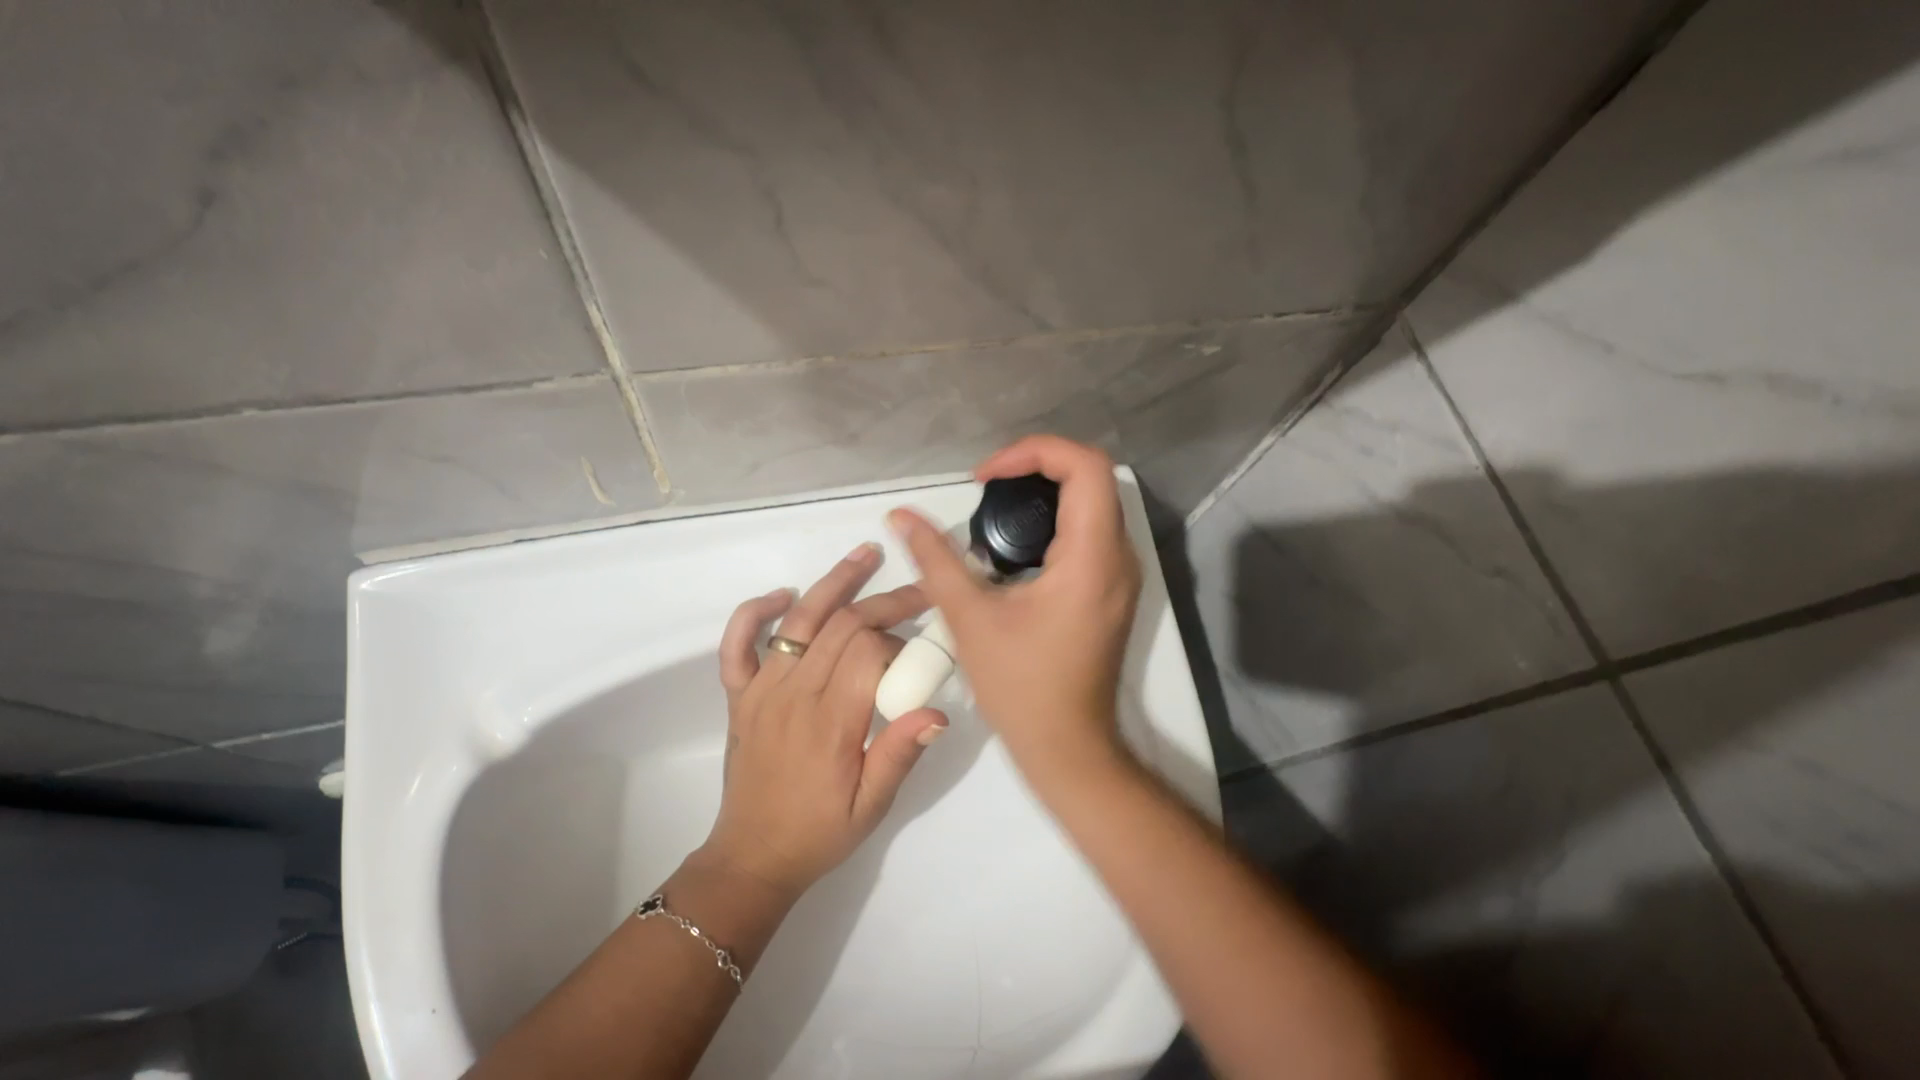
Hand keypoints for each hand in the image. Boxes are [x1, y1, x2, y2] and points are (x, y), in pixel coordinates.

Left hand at [700, 543, 949, 898]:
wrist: (753, 857)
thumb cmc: (820, 833)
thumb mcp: (872, 806)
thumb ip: (899, 755)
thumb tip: (938, 711)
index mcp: (830, 722)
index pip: (866, 652)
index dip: (899, 640)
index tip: (922, 650)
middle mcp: (793, 696)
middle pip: (840, 625)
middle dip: (884, 600)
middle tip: (920, 590)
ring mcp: (761, 691)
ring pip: (798, 622)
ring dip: (833, 583)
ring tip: (866, 554)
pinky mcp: (740, 696)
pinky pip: (737, 644)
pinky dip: (755, 613)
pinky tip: (782, 596)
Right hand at [888, 436, 1141, 783]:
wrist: (1067, 746)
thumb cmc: (1021, 686)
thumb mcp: (969, 618)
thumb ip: (935, 558)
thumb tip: (901, 515)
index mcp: (1092, 557)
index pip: (1085, 467)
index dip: (1035, 452)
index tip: (986, 477)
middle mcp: (1119, 558)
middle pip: (1093, 478)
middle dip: (1038, 467)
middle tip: (987, 487)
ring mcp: (1121, 577)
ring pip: (1095, 504)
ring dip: (1047, 492)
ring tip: (995, 509)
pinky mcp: (1112, 592)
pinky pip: (1093, 533)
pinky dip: (1057, 521)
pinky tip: (1016, 546)